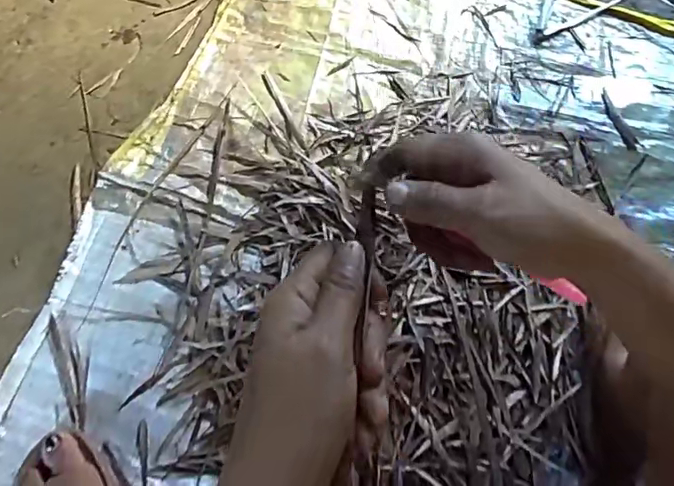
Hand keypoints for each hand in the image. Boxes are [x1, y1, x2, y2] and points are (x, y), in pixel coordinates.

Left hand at [221, 242, 388, 485]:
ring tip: (367, 413)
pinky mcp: (319, 394)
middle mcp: (298, 325)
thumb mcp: (328, 344)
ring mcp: (308, 361)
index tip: (381, 301)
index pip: (332, 257)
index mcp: (292, 302)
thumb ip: (344, 291)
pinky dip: (364, 406)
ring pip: (359, 347)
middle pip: (351, 304)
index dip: (361, 271)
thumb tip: (353, 241)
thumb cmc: (302, 413)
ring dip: (372, 381)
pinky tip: (362, 432)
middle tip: (371, 370)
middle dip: (371, 340)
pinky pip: (354, 383)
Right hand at [363, 133, 611, 278]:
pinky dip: (459, 244)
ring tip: (468, 258)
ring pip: (432, 211)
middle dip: (422, 223)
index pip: (407, 150)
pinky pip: (453, 224)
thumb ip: (430, 201)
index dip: (382, 172)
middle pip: (416, 187)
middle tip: (441, 250)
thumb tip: (388, 190)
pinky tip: (479, 259)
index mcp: (463, 150)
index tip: (364, 202)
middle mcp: (465, 161)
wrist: (584, 247)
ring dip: (442, 240)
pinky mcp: (483, 207)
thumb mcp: (477, 214)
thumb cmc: (532, 223)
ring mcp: (474, 185)